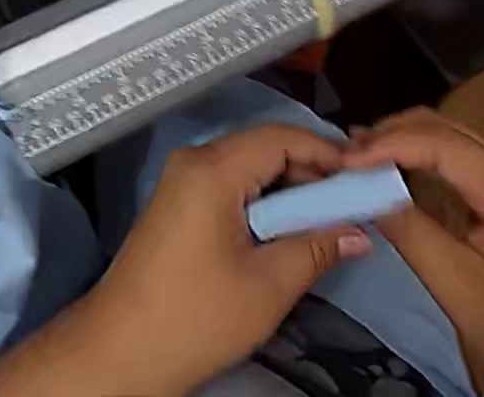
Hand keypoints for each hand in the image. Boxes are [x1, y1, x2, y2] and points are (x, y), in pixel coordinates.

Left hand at [0, 124, 370, 396]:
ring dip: (287, 183)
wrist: (121, 345)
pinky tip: (286, 223)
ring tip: (325, 217)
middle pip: (262, 145)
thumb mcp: (266, 286)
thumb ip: (315, 248)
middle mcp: (195, 158)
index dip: (324, 151)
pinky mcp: (179, 195)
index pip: (279, 138)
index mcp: (213, 169)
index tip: (362, 176)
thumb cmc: (195, 316)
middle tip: (350, 201)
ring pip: (247, 162)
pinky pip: (230, 178)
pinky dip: (262, 194)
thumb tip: (358, 232)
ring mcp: (182, 175)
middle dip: (309, 169)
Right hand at [346, 109, 483, 396]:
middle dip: (390, 135)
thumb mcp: (463, 291)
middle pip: (444, 129)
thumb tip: (358, 188)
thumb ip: (410, 232)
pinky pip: (454, 165)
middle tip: (344, 156)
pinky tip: (389, 175)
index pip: (441, 143)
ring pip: (447, 140)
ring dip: (401, 143)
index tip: (343, 161)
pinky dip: (416, 162)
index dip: (387, 144)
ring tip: (358, 160)